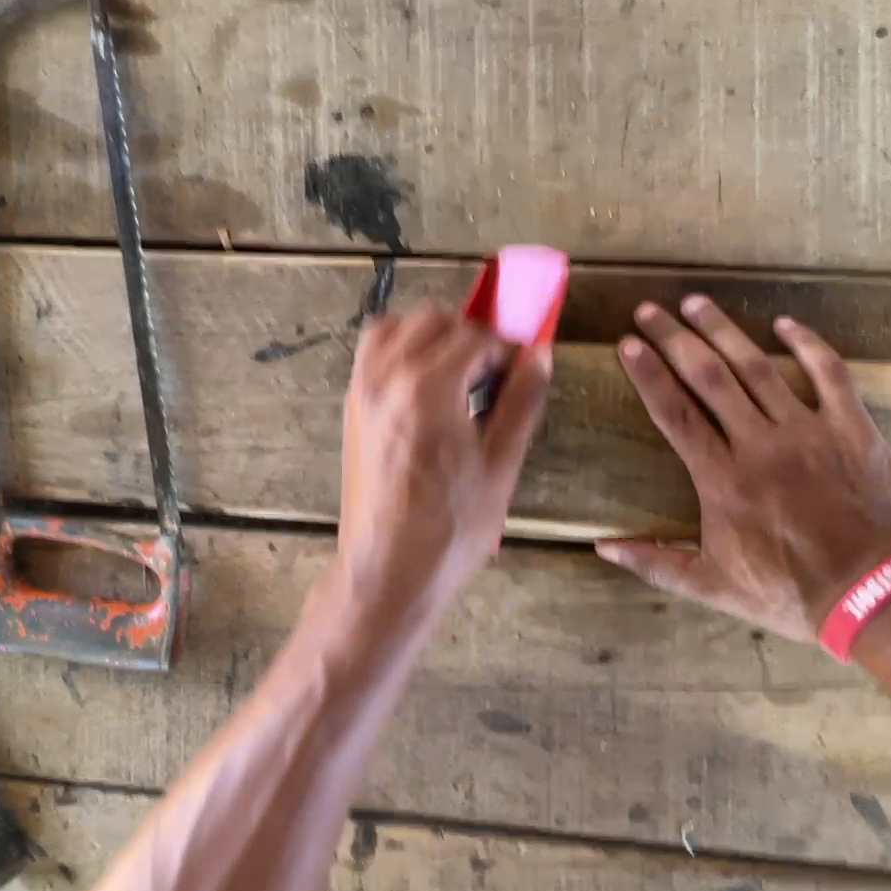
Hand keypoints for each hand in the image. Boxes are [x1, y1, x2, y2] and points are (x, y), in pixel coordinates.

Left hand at [338, 304, 551, 611]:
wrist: (387, 571)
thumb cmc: (449, 528)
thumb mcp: (501, 465)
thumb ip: (522, 400)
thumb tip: (539, 355)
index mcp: (427, 387)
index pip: (475, 335)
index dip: (506, 348)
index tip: (522, 370)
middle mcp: (386, 377)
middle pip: (433, 319)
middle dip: (469, 336)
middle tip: (493, 375)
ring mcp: (362, 391)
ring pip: (395, 327)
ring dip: (430, 336)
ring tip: (456, 375)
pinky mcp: (351, 408)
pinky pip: (373, 354)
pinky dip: (399, 352)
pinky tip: (425, 391)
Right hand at [595, 296, 890, 642]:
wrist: (882, 598)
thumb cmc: (793, 593)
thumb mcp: (714, 586)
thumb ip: (656, 563)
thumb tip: (601, 548)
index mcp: (722, 478)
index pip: (674, 413)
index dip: (647, 375)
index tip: (627, 343)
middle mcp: (759, 443)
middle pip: (707, 378)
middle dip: (674, 339)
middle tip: (648, 310)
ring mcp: (808, 431)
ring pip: (758, 367)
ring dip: (723, 331)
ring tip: (695, 303)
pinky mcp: (853, 429)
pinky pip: (830, 375)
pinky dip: (808, 345)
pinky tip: (783, 324)